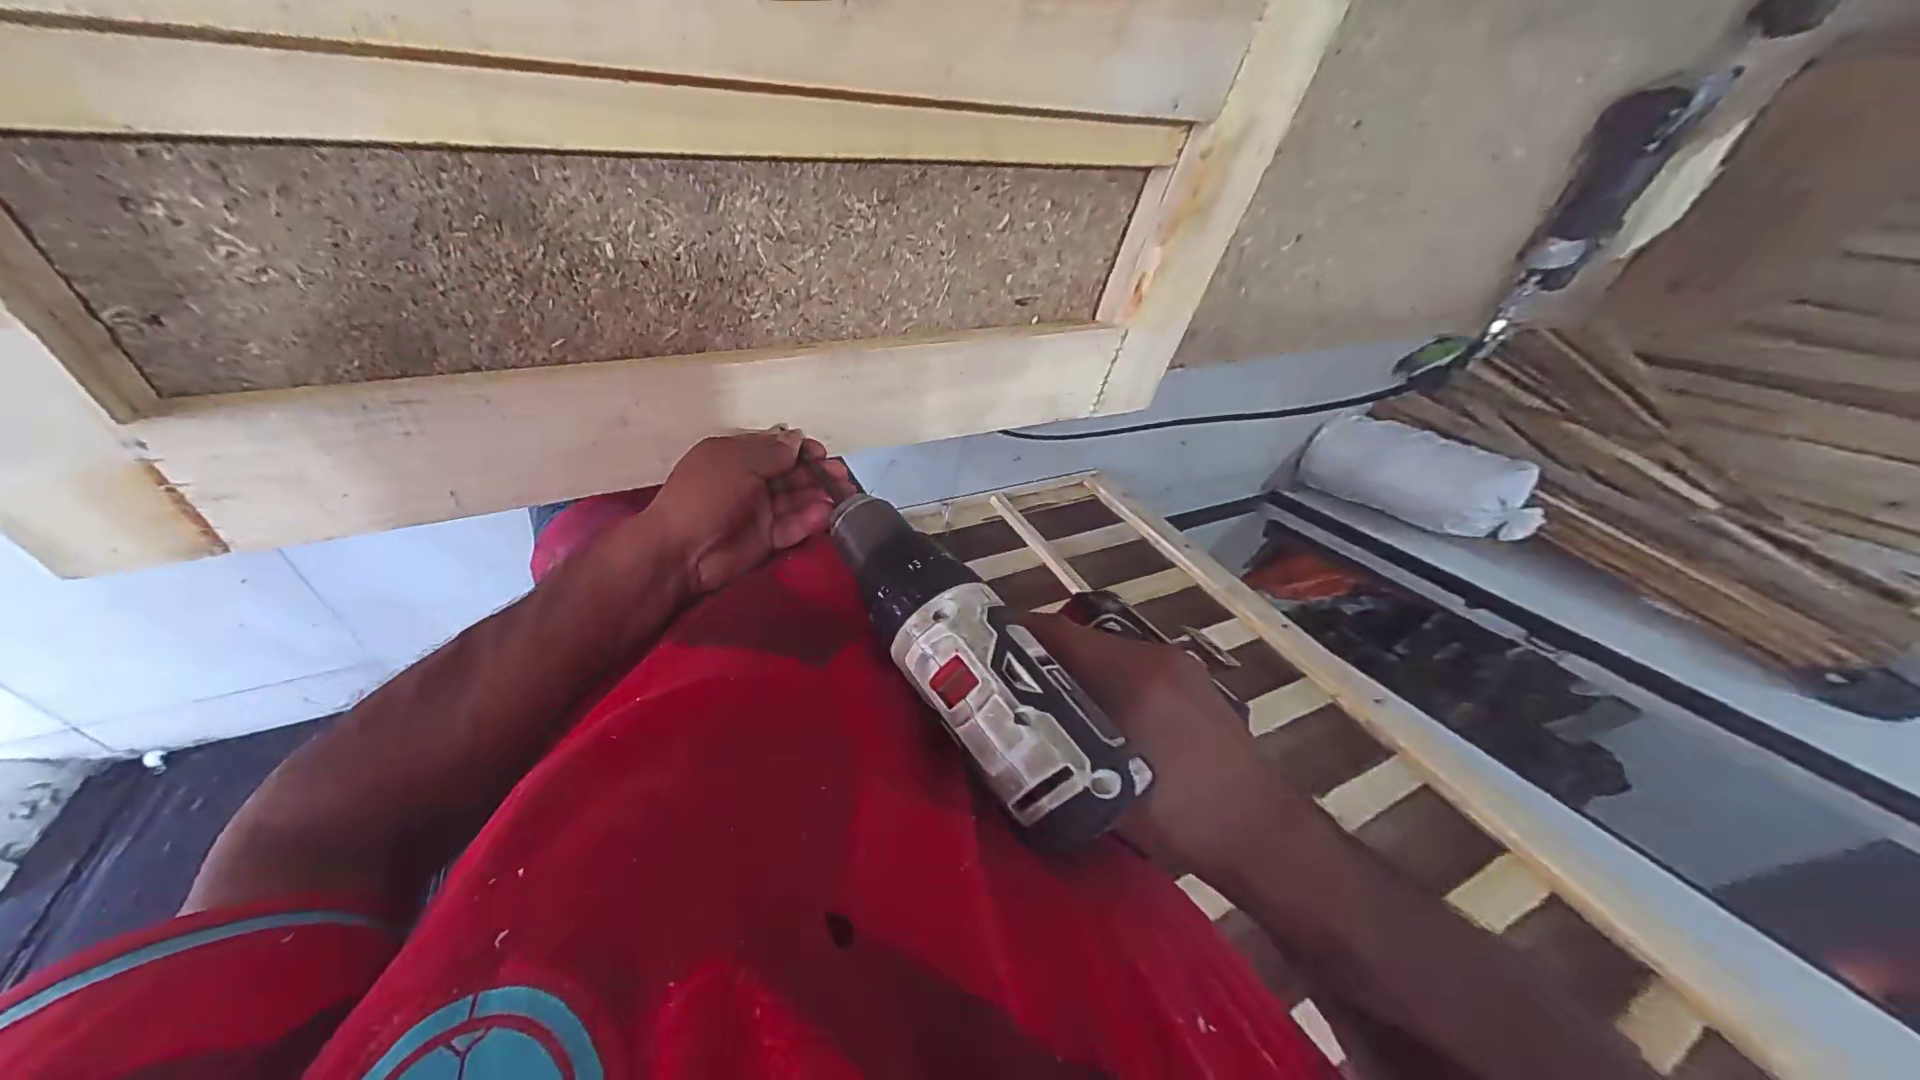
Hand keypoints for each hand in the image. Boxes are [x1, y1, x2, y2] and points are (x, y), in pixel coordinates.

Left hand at [634, 428, 848, 596]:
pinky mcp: (767, 540)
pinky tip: (827, 515)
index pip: (777, 449)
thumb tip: (797, 438)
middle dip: (819, 474)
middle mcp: (752, 482)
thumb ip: (772, 452)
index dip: (801, 450)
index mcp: (738, 457)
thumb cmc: (705, 495)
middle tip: (842, 477)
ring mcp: (760, 512)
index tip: (821, 453)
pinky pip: (794, 527)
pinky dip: (811, 521)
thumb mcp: (736, 461)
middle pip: (793, 475)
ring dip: (821, 496)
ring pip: (798, 501)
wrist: (681, 551)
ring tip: (844, 496)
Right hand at [1013, 613, 1308, 873]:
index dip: (1016, 633)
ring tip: (1046, 697)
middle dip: (1041, 654)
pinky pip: (1133, 667)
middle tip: (1006, 678)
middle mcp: (1157, 657)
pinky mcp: (1193, 683)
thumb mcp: (1106, 790)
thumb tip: (1009, 734)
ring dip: (1075, 667)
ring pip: (1108, 653)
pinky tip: (1097, 711)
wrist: (1263, 832)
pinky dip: (1105, 678)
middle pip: (1082, 640)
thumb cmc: (1181, 817)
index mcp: (1135, 676)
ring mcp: (1180, 667)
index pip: (1060, 635)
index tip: (982, 644)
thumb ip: (1056, 752)